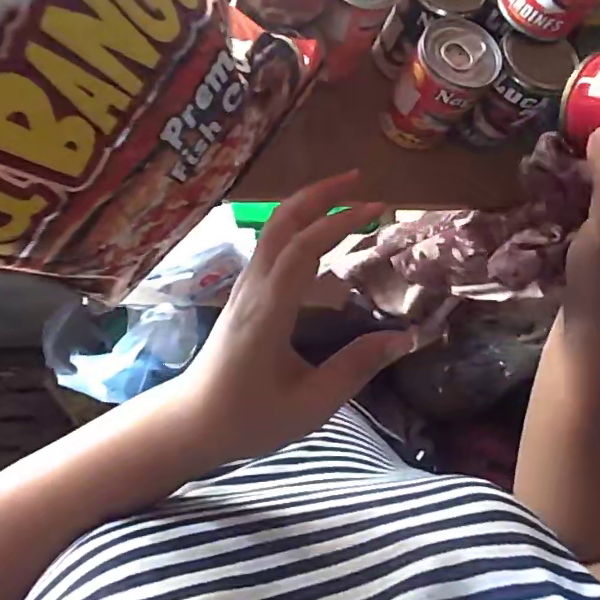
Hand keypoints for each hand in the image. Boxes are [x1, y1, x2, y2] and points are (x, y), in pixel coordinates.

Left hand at [167, 172, 412, 463]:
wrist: (193, 420)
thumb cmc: (249, 417)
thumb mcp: (311, 404)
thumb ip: (357, 368)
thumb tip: (405, 338)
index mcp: (269, 310)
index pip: (304, 248)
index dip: (340, 221)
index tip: (376, 207)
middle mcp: (254, 286)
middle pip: (282, 222)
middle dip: (319, 193)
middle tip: (359, 179)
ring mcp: (245, 286)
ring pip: (273, 228)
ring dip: (306, 203)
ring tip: (343, 194)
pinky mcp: (244, 292)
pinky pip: (270, 244)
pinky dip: (297, 223)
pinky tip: (317, 230)